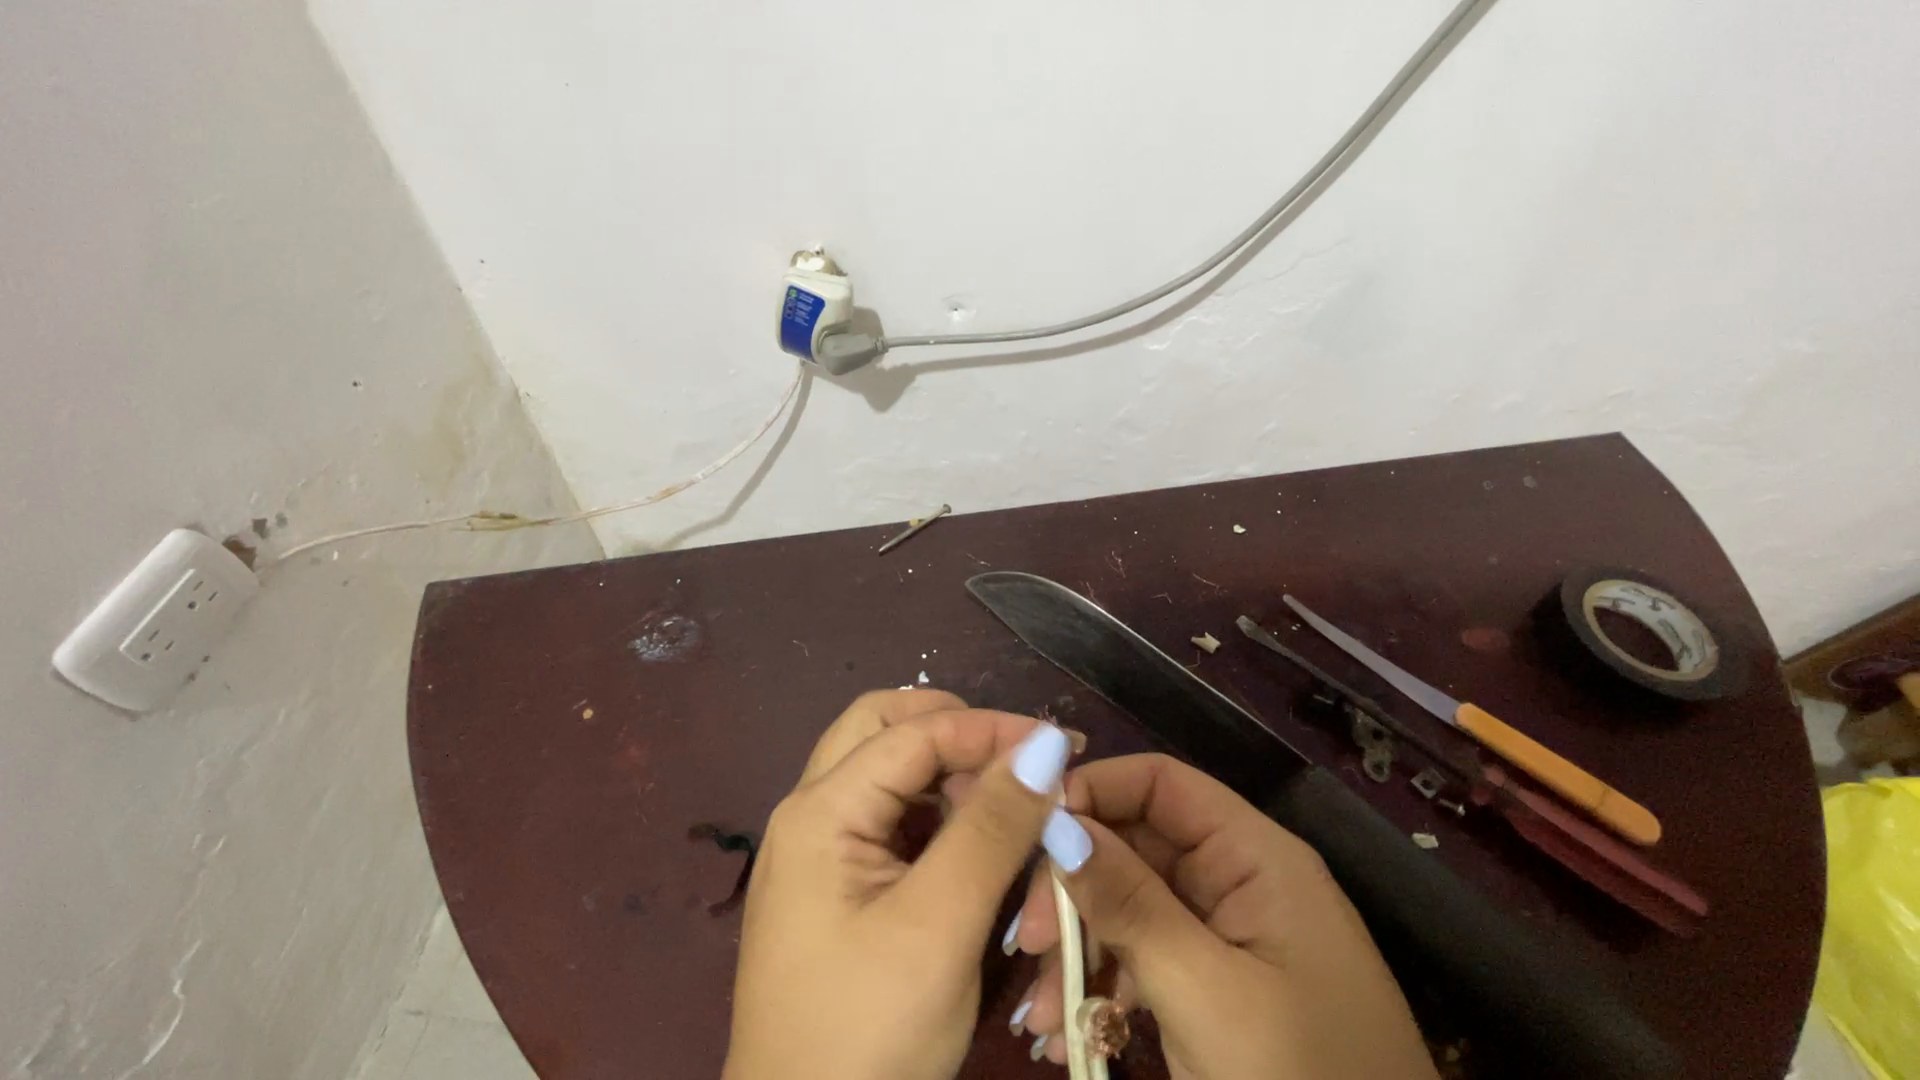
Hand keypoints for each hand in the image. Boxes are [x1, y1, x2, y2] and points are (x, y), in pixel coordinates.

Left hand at [724, 690, 1085, 1079]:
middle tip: (1022, 762)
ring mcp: (821, 851)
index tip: (1063, 746)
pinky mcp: (837, 887)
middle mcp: (812, 814)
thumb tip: (1042, 743)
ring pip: (888, 771)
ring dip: (949, 772)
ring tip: (1010, 803)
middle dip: (957, 731)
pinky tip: (978, 844)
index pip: (914, 731)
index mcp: (820, 811)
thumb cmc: (868, 1034)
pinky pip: (891, 820)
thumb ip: (991, 827)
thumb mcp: (940, 925)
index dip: (991, 728)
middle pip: (884, 729)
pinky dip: (938, 814)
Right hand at [1009, 753, 1437, 1079]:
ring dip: (1077, 947)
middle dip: (1073, 885)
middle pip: (1136, 845)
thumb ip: (1130, 904)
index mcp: (1254, 858)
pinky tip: (1063, 1032)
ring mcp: (1226, 938)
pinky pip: (1141, 958)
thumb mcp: (1206, 995)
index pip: (1162, 784)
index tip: (1029, 834)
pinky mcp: (1213, 988)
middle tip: (1025, 940)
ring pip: (1129, 906)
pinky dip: (1100, 985)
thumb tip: (1058, 824)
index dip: (1094, 791)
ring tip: (1038, 1013)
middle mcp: (1238, 882)